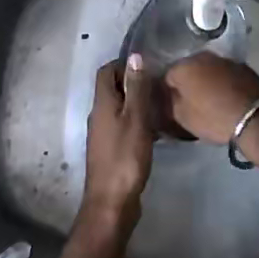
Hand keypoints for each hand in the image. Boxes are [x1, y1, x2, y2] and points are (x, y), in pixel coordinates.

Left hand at [81, 54, 155, 224]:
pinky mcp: (110, 149)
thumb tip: (133, 56)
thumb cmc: (125, 157)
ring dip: (136, 103)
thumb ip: (136, 88)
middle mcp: (98, 114)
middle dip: (132, 83)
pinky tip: (155, 131)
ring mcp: (102, 133)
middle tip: (158, 86)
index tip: (147, 67)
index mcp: (101, 103)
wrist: (112, 202)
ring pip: (118, 108)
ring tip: (160, 106)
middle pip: (111, 88)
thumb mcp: (136, 119)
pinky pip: (122, 125)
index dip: (123, 64)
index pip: (106, 71)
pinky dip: (136, 122)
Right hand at [161, 52, 258, 144]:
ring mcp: (224, 59)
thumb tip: (170, 95)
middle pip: (189, 69)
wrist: (255, 119)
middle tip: (192, 101)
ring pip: (208, 69)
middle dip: (189, 82)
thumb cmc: (213, 118)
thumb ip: (171, 102)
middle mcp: (201, 56)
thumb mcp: (182, 117)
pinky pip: (225, 74)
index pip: (167, 76)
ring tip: (212, 99)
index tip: (174, 104)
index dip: (169, 91)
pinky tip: (228, 96)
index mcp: (183, 67)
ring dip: (207, 80)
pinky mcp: (243, 66)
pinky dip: (224, 82)